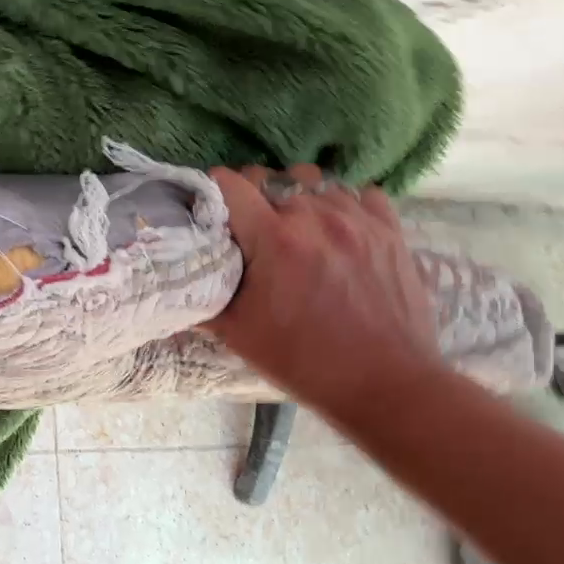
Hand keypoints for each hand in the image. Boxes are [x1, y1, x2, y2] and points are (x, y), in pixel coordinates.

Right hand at [203, 165, 446, 421]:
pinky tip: (337, 226)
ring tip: (295, 222)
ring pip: (317, 181)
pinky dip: (345, 202)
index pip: (231, 184)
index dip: (214, 190)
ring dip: (298, 195)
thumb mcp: (235, 331)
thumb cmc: (301, 359)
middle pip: (272, 177)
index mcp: (273, 239)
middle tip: (251, 223)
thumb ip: (200, 293)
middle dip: (254, 194)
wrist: (386, 386)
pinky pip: (364, 194)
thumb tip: (170, 276)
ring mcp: (360, 223)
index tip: (211, 209)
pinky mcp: (393, 234)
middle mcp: (316, 219)